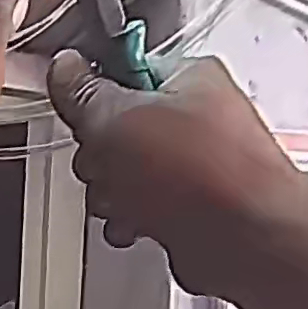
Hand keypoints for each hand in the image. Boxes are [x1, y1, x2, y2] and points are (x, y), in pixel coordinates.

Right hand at [47, 50, 307, 297]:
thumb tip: (65, 70)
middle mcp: (191, 121)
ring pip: (123, 179)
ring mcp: (188, 169)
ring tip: (127, 201)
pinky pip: (139, 212)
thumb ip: (85, 96)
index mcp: (184, 79)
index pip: (122, 74)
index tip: (83, 118)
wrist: (241, 238)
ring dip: (112, 197)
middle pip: (115, 135)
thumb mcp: (120, 123)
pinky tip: (138, 225)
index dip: (94, 100)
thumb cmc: (200, 175)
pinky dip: (131, 222)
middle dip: (100, 160)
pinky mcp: (184, 211)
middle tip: (109, 166)